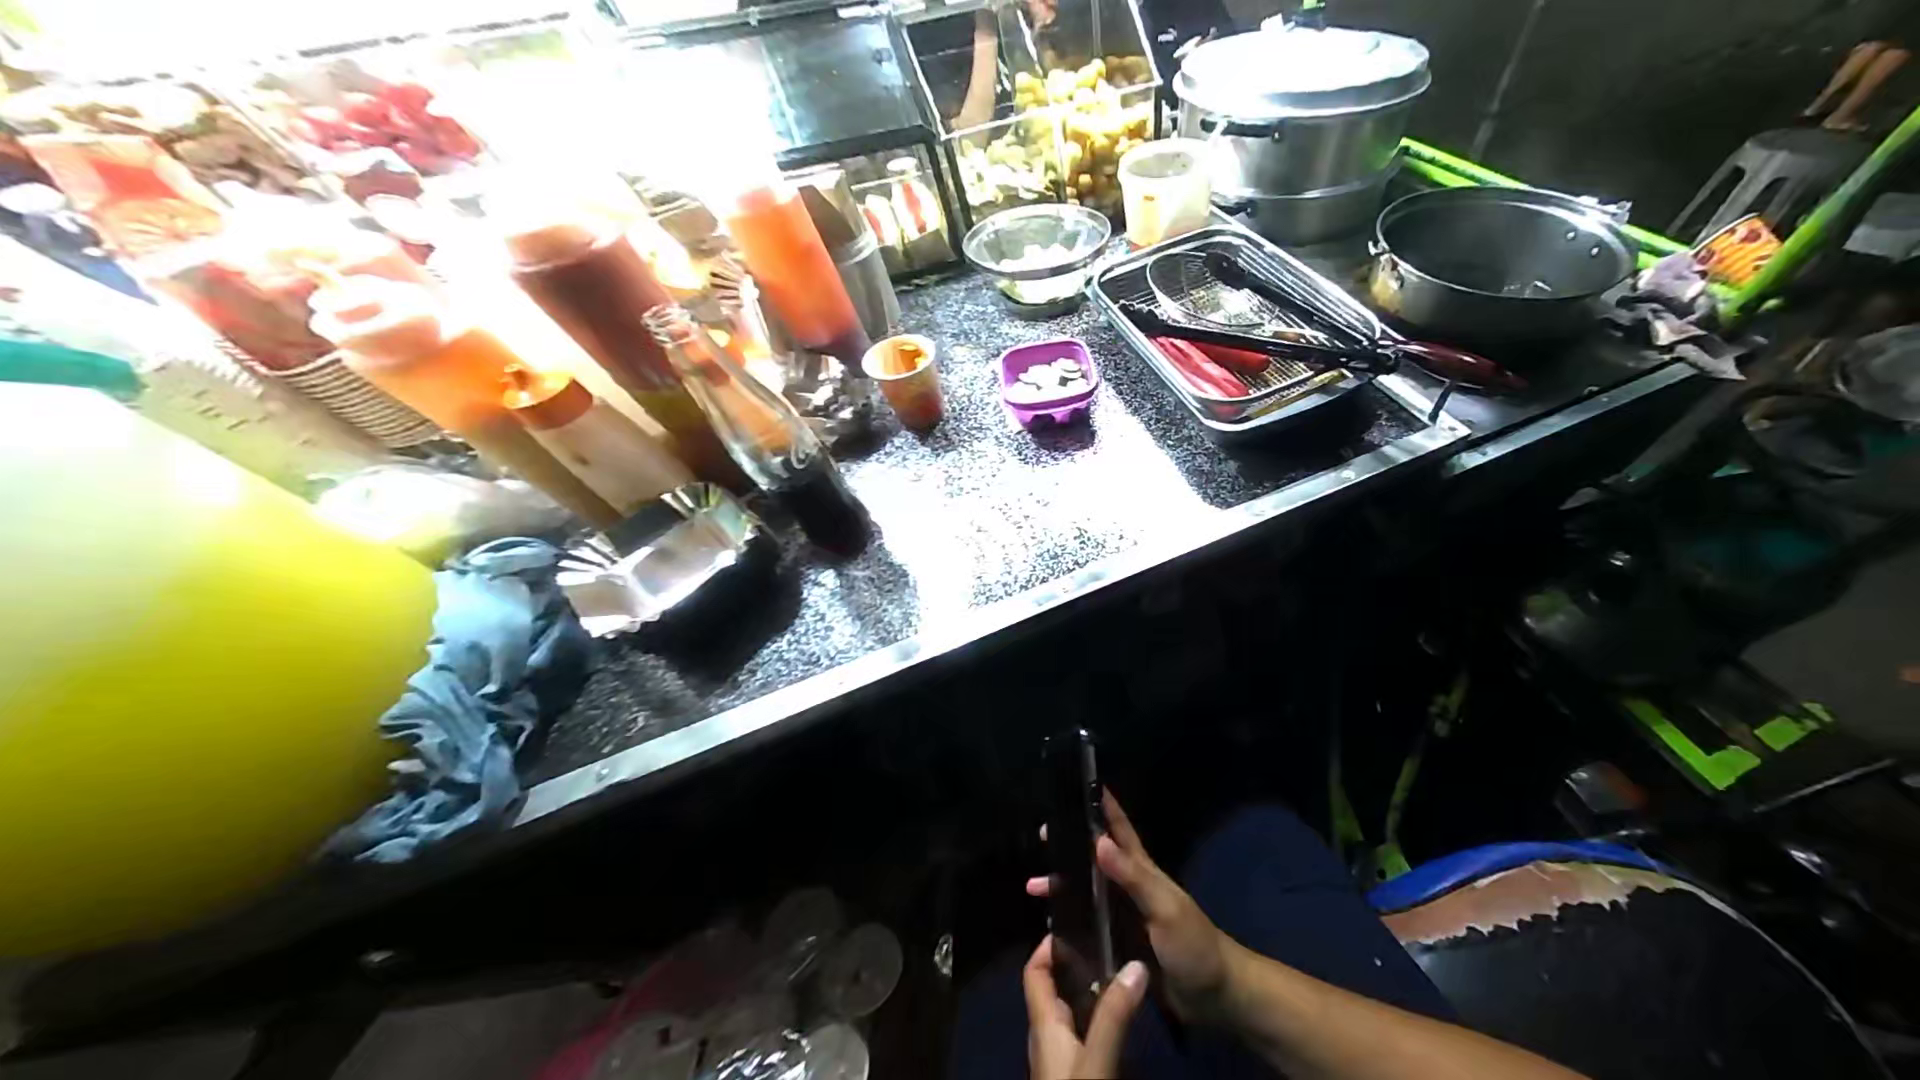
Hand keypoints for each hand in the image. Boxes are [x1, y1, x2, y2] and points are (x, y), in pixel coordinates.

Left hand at [1024, 935, 1148, 1079]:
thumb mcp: (1096, 1057)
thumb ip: (1113, 1015)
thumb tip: (1137, 964)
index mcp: (1043, 1023)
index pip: (1034, 972)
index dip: (1047, 947)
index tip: (1073, 926)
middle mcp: (1046, 1036)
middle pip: (1055, 990)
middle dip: (1077, 968)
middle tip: (1109, 950)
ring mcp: (1059, 1058)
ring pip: (1071, 1015)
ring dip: (1091, 996)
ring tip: (1121, 979)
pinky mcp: (1074, 1073)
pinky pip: (1083, 1037)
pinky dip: (1098, 1023)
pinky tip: (1122, 1025)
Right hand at [1029, 791, 1233, 1023]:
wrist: (1214, 998)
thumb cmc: (1193, 944)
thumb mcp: (1163, 907)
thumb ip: (1132, 876)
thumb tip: (1097, 841)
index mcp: (1141, 870)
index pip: (1119, 829)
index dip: (1102, 805)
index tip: (1080, 782)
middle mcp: (1127, 888)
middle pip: (1094, 857)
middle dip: (1069, 843)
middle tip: (1042, 835)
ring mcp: (1122, 917)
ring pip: (1085, 891)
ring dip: (1061, 885)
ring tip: (1033, 886)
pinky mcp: (1118, 943)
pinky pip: (1086, 924)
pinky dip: (1067, 919)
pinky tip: (1049, 925)